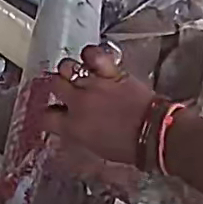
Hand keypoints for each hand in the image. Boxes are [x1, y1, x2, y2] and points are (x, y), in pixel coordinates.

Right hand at [35, 43, 158, 167]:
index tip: (50, 115)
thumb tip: (71, 129)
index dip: (46, 115)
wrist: (157, 135)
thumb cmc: (129, 149)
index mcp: (72, 126)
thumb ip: (78, 134)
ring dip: (68, 70)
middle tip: (62, 90)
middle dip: (55, 86)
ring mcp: (94, 85)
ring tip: (73, 73)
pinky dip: (90, 54)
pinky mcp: (111, 73)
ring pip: (68, 67)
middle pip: (54, 84)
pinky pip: (94, 55)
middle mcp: (78, 102)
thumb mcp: (95, 149)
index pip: (45, 117)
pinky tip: (90, 58)